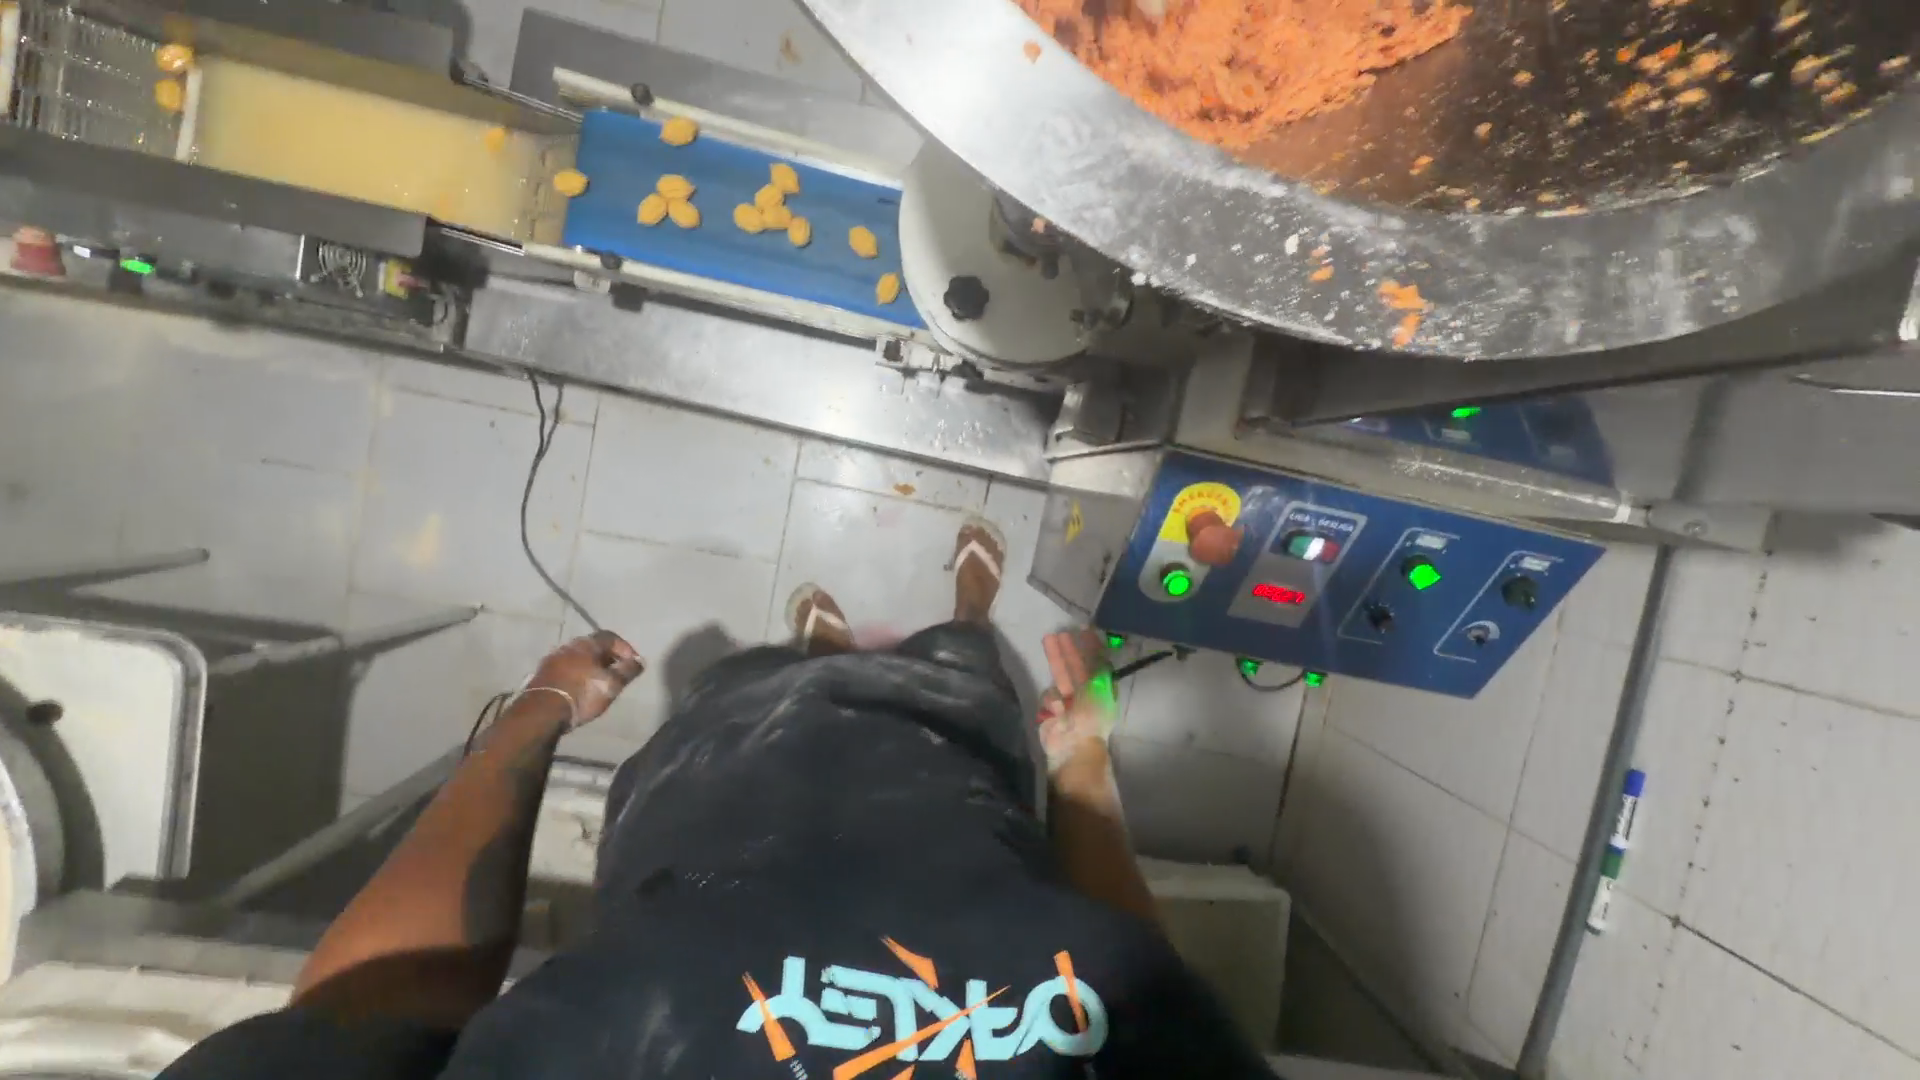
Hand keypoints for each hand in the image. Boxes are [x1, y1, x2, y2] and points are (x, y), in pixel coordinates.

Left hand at [527, 630, 643, 726]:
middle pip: (593, 646)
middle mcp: (568, 646)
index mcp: (587, 644)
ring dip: (590, 666)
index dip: (625, 648)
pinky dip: (576, 674)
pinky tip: (579, 688)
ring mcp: (551, 660)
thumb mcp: (613, 684)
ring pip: (577, 658)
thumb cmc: (582, 694)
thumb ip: (628, 671)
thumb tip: (639, 661)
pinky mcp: (541, 675)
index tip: (632, 663)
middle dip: (607, 657)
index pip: (610, 636)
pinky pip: (565, 669)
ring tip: (598, 682)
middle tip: (616, 672)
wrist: (541, 713)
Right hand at [1037, 628, 1115, 775]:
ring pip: (1060, 675)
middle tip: (1061, 632)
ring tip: (1048, 639)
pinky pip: (1050, 696)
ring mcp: (1067, 702)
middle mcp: (1085, 694)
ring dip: (1056, 657)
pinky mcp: (1051, 710)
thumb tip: (1102, 652)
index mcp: (1101, 691)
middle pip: (1076, 667)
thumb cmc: (1092, 717)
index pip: (1097, 665)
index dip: (1092, 648)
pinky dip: (1053, 700)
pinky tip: (1059, 710)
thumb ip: (1100, 669)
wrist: (1073, 746)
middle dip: (1069, 650)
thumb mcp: (1101, 689)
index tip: (1085, 631)